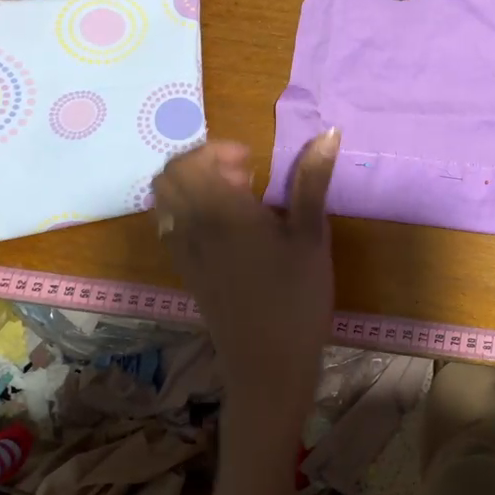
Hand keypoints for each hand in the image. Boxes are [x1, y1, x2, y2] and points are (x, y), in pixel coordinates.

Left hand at [155, 130, 340, 416]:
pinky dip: (190, 212)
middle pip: (169, 176)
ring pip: (166, 201)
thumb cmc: (296, 295)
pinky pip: (171, 226)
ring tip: (238, 201)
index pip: (189, 162)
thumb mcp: (311, 234)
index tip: (254, 164)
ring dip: (194, 187)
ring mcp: (183, 252)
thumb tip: (328, 131)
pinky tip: (230, 230)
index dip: (217, 151)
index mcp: (220, 211)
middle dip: (202, 164)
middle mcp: (190, 227)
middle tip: (246, 177)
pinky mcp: (186, 272)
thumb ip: (312, 180)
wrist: (268, 363)